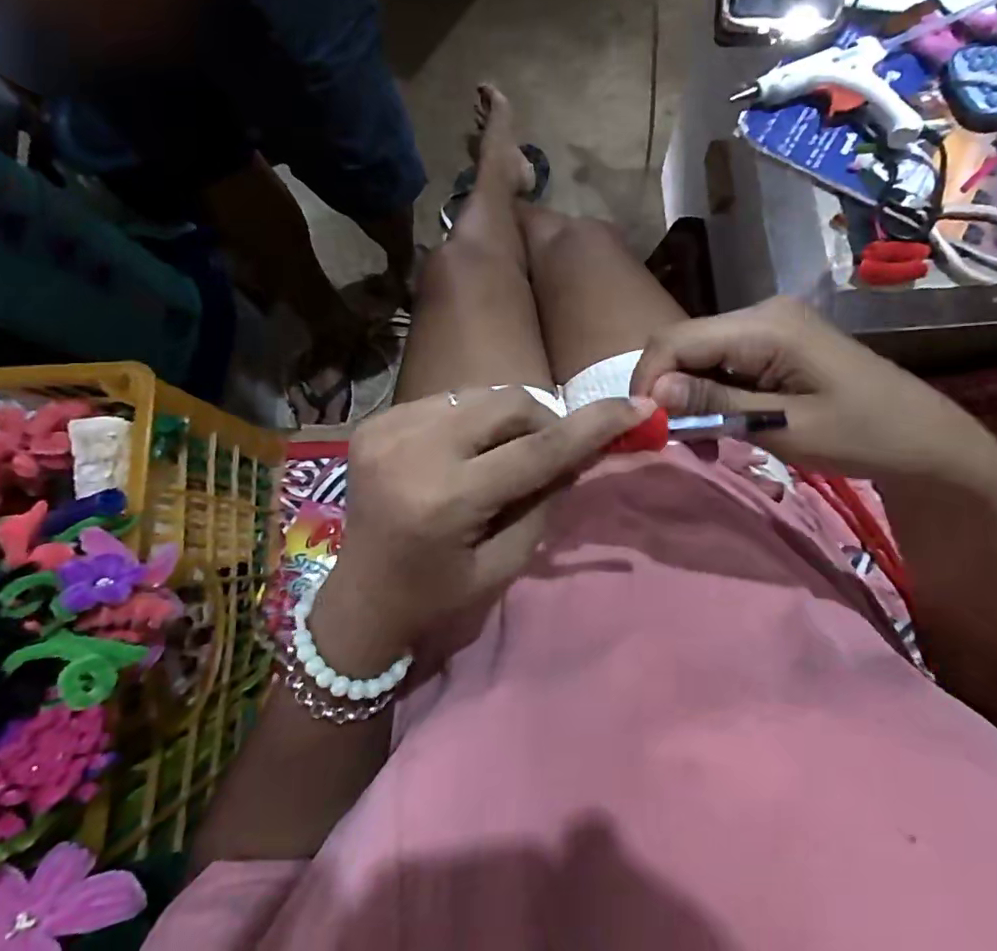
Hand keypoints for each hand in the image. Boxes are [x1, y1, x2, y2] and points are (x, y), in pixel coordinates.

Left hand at [312, 388, 655, 665]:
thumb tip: (578, 450)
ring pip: (480, 395)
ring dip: (506, 421)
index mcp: (448, 499)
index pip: (538, 449)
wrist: (358, 601)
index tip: (638, 406)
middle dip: (544, 422)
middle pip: (509, 403)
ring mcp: (386, 430)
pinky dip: (471, 422)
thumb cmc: (437, 596)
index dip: (594, 425)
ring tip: (500, 458)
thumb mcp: (505, 563)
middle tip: (550, 454)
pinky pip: (447, 402)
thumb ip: (545, 501)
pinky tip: (461, 454)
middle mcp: (413, 452)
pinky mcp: (373, 423)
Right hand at [630, 298, 996, 487]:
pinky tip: (725, 424)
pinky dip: (714, 394)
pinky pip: (726, 363)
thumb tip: (653, 391)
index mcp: (766, 326)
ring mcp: (772, 325)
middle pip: (686, 344)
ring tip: (706, 441)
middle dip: (669, 391)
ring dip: (691, 396)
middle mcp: (763, 313)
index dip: (649, 380)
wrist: (922, 438)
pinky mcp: (777, 343)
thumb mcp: (783, 427)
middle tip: (676, 441)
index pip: (677, 339)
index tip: (647, 428)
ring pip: (702, 355)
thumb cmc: (861, 435)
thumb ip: (717, 403)